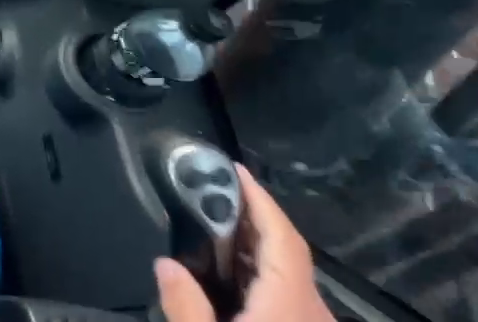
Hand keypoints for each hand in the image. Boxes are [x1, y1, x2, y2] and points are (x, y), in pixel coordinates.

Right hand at [155, 165, 334, 321]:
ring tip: (210, 224)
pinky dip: (258, 273)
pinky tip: (228, 275)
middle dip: (251, 220)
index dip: (262, 201)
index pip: (283, 241)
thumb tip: (166, 263)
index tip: (234, 169)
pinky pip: (286, 295)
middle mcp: (311, 313)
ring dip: (254, 248)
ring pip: (289, 277)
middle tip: (208, 189)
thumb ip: (186, 308)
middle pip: (288, 255)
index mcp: (290, 307)